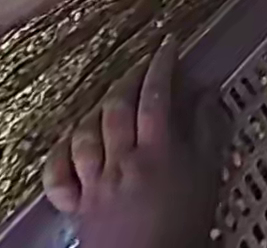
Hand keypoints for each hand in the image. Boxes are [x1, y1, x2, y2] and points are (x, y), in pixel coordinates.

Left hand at [45, 36, 221, 247]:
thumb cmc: (186, 222)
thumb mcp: (208, 171)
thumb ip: (208, 127)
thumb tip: (206, 91)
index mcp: (157, 152)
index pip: (155, 95)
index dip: (161, 64)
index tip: (169, 44)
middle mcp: (121, 162)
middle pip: (117, 107)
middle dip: (130, 77)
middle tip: (143, 63)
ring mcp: (94, 185)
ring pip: (86, 134)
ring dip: (99, 109)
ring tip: (115, 97)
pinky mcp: (76, 208)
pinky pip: (57, 175)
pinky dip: (62, 152)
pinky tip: (74, 137)